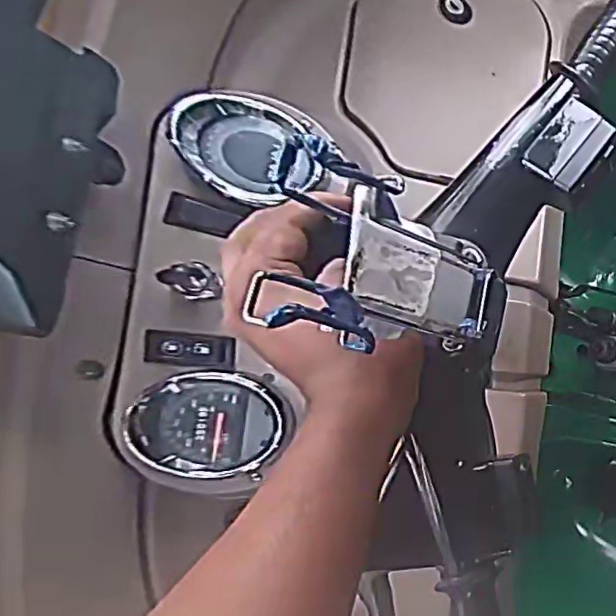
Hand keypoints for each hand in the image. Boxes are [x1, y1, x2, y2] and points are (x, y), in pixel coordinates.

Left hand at [220, 195, 422, 432]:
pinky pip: (263, 282)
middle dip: (288, 218)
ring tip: (320, 235)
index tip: (341, 204)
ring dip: (284, 240)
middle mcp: (244, 300)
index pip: (279, 224)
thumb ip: (352, 265)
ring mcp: (251, 317)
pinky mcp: (267, 331)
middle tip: (324, 213)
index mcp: (261, 287)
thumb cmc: (365, 370)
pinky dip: (285, 265)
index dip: (316, 207)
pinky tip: (316, 267)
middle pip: (250, 235)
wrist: (361, 411)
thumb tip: (342, 254)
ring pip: (251, 258)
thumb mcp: (371, 302)